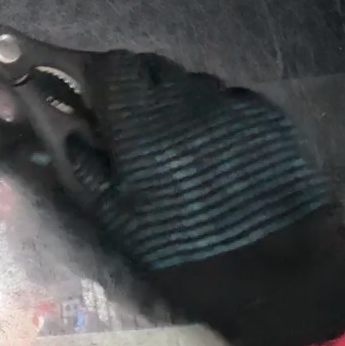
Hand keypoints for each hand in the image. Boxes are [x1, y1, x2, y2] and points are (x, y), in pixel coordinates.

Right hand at [75, 51, 344, 345]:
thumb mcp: (115, 217)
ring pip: (191, 81)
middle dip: (138, 84)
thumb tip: (62, 126)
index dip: (103, 74)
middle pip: (152, 67)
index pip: (114, 65)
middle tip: (136, 120)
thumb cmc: (183, 250)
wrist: (282, 280)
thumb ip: (82, 162)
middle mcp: (183, 100)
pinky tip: (218, 146)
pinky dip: (215, 112)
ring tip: (179, 136)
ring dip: (177, 98)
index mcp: (140, 122)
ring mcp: (230, 106)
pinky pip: (230, 98)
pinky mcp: (268, 119)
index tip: (98, 96)